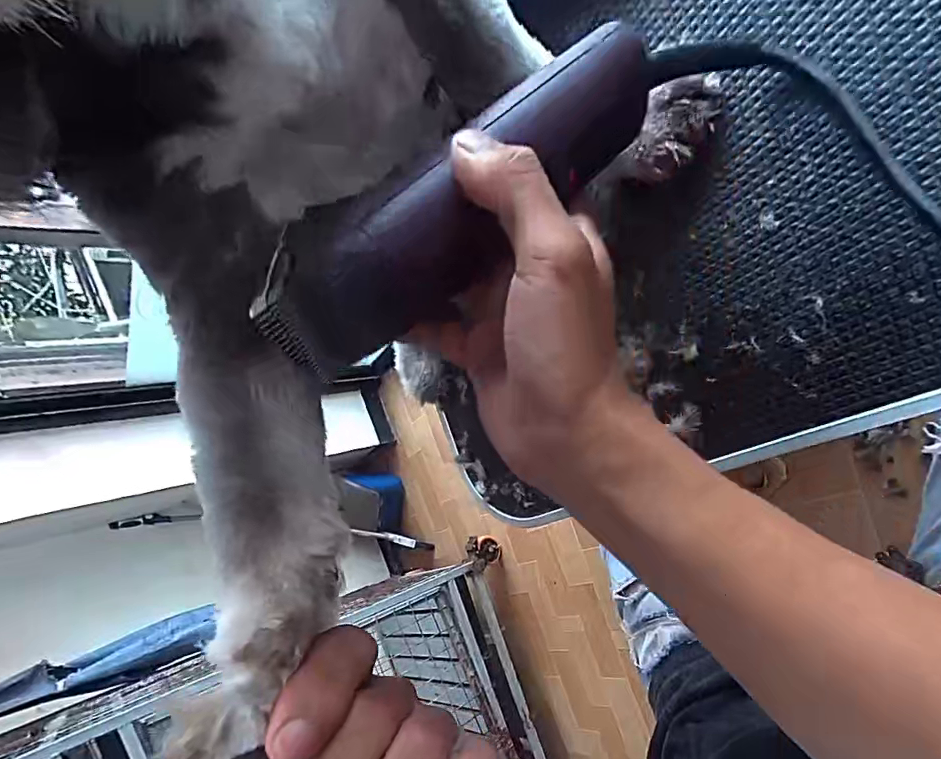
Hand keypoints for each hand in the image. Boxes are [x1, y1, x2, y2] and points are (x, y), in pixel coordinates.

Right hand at [409, 131, 652, 497]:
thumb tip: (464, 146)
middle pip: (484, 225)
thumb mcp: (552, 254)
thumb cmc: (563, 343)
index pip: (526, 184)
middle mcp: (530, 271)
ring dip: (424, 255)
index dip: (492, 161)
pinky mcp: (476, 349)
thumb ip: (517, 193)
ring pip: (456, 272)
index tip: (443, 142)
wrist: (561, 433)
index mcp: (560, 240)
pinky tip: (378, 291)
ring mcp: (501, 313)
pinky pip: (437, 322)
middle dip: (447, 206)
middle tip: (395, 180)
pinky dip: (413, 310)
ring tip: (377, 223)